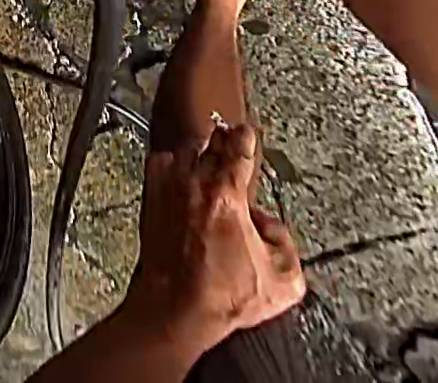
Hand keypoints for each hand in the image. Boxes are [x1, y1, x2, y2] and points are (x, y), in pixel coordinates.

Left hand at [118, 123, 305, 358]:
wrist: (175, 306)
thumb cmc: (221, 295)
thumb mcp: (281, 281)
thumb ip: (286, 244)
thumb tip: (269, 222)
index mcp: (228, 195)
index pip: (239, 148)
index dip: (246, 136)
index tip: (247, 131)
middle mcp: (196, 181)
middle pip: (212, 141)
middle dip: (223, 139)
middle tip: (230, 143)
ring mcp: (170, 183)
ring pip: (187, 149)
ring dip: (199, 152)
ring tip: (207, 163)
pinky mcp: (151, 191)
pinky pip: (162, 161)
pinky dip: (173, 164)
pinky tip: (182, 176)